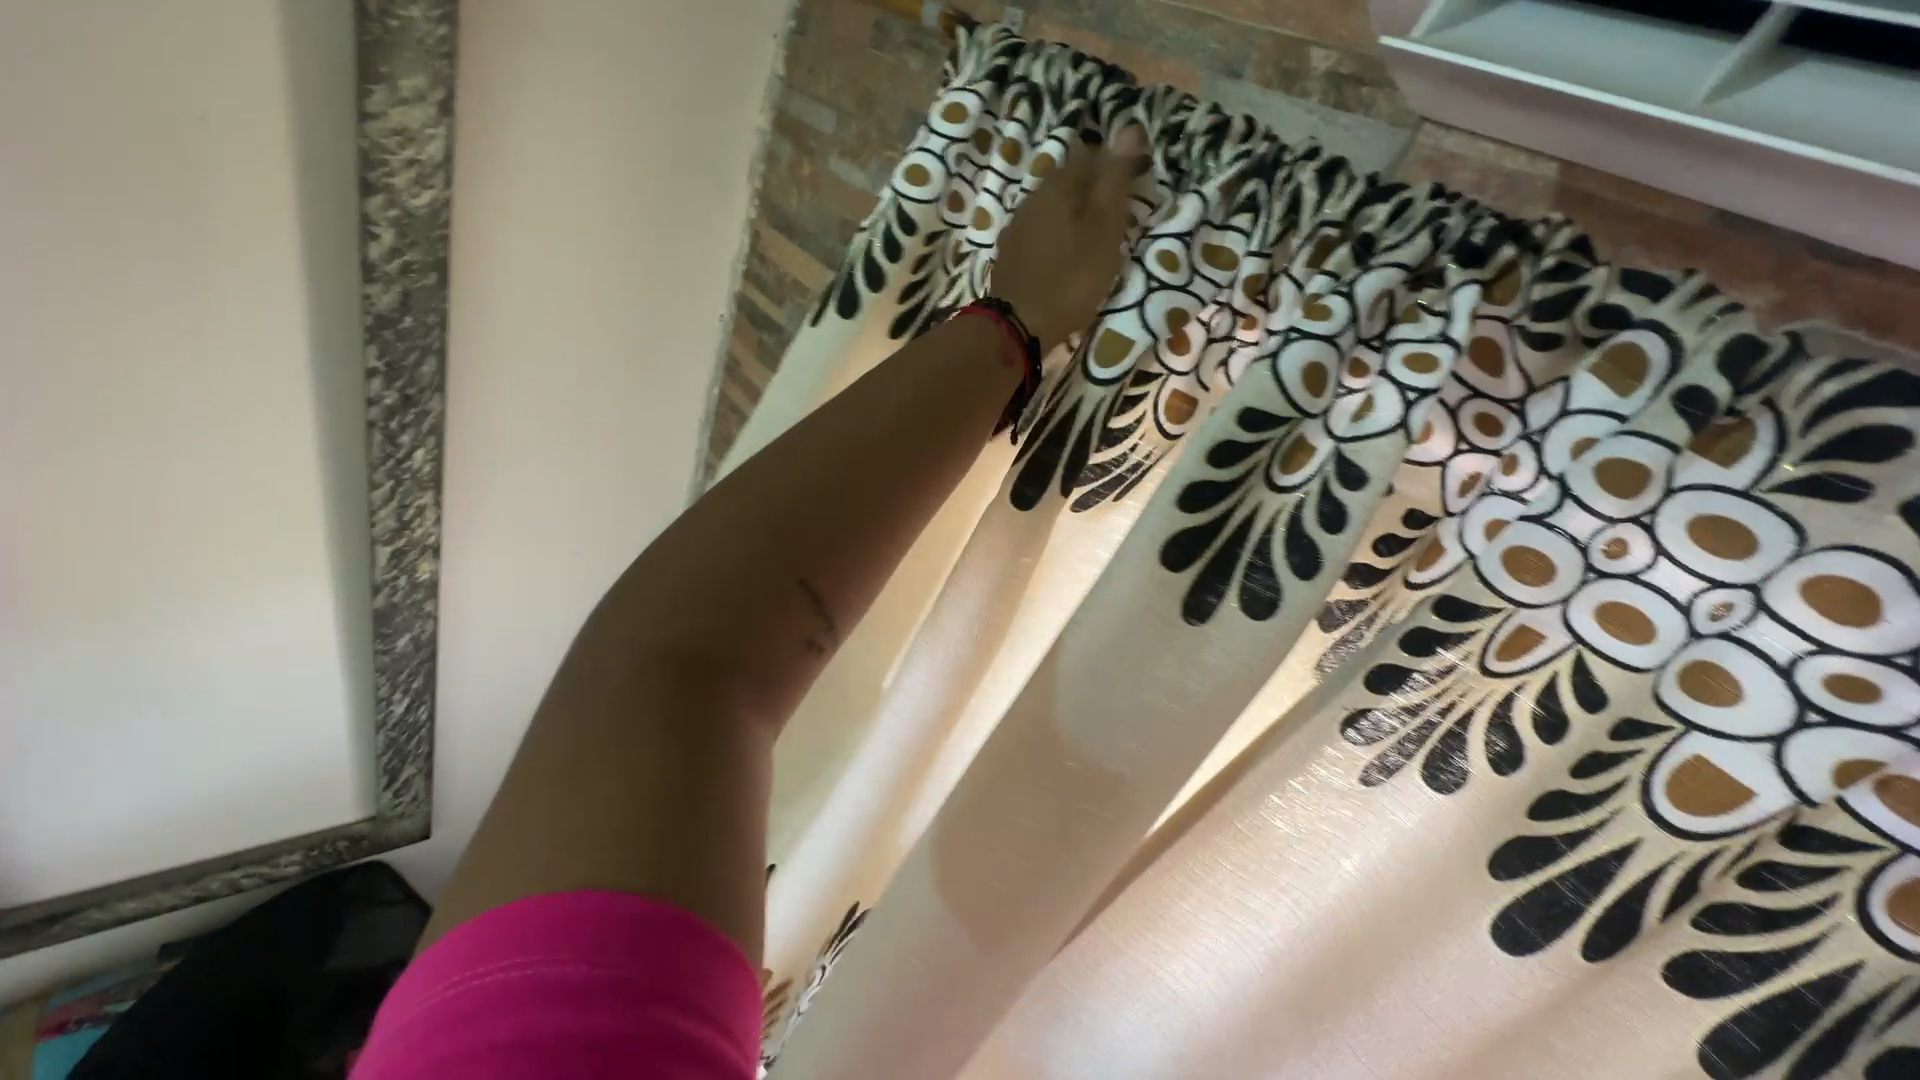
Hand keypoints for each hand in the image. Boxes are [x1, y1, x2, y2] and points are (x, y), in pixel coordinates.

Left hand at [992, 126, 1149, 352]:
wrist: (1017, 326)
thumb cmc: (1071, 279)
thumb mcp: (1104, 230)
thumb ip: (1114, 182)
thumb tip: (1130, 128)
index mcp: (1059, 185)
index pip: (1091, 154)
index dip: (1115, 161)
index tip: (1136, 179)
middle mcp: (1033, 197)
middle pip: (1068, 178)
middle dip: (1093, 185)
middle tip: (1118, 208)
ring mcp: (1017, 226)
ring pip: (1052, 204)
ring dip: (1074, 210)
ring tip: (1095, 231)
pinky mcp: (1010, 253)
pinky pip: (1039, 229)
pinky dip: (1057, 233)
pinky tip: (1066, 250)